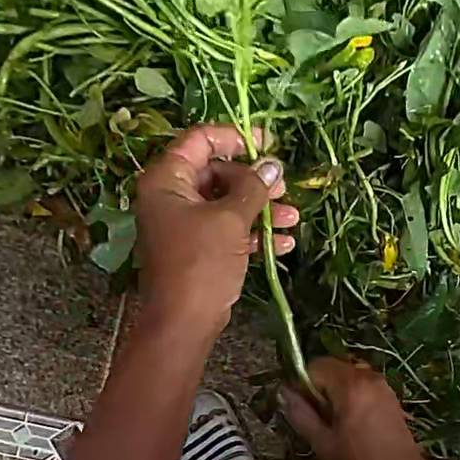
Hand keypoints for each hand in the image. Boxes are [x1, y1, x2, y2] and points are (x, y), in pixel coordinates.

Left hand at [132, 124, 300, 332]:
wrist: (185, 321)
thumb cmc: (201, 264)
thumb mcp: (230, 221)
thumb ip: (252, 188)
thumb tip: (272, 166)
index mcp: (167, 179)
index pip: (201, 140)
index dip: (236, 138)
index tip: (269, 144)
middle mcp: (172, 196)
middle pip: (218, 173)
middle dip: (254, 181)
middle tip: (283, 188)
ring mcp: (185, 223)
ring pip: (227, 204)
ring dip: (262, 209)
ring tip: (292, 218)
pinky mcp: (200, 248)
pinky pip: (229, 230)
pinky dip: (254, 233)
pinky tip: (283, 243)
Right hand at [280, 358, 436, 459]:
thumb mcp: (323, 443)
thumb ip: (300, 414)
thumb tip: (284, 392)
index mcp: (351, 386)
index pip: (315, 366)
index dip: (302, 383)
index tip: (301, 407)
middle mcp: (368, 376)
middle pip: (332, 366)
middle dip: (319, 386)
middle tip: (318, 416)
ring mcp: (382, 383)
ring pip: (347, 374)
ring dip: (334, 390)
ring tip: (335, 420)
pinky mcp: (390, 394)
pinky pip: (362, 383)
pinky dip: (351, 393)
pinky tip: (352, 420)